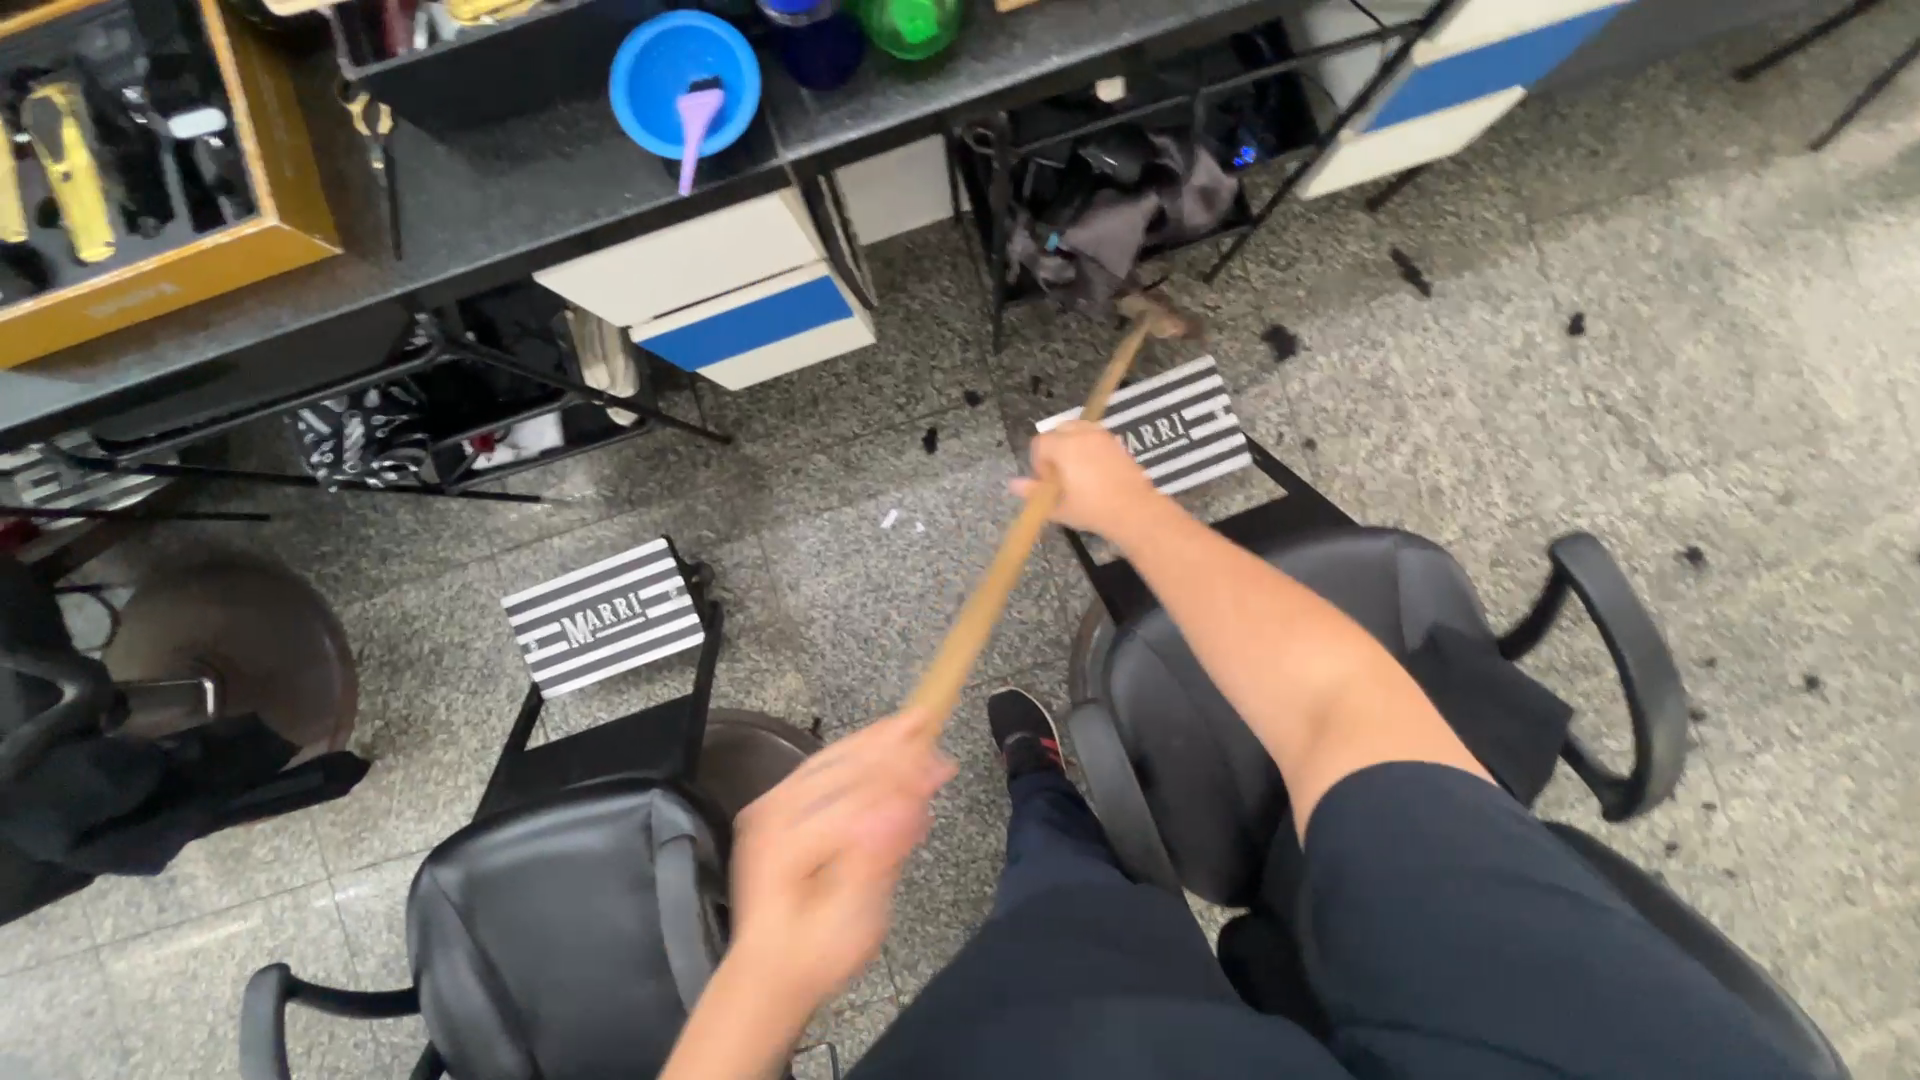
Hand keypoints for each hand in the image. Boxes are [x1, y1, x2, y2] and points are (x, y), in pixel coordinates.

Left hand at [727, 710, 954, 1010]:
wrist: (770, 971)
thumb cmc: (816, 954)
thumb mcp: (853, 921)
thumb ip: (875, 861)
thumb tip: (901, 810)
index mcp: (786, 843)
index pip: (855, 797)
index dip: (902, 778)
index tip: (942, 767)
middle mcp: (773, 813)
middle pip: (843, 768)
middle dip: (894, 749)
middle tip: (935, 728)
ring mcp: (773, 805)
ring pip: (833, 759)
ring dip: (878, 740)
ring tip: (915, 721)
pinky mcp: (780, 804)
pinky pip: (824, 766)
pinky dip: (860, 751)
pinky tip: (884, 742)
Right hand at [1010, 419, 1164, 536]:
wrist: (1134, 511)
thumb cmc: (1092, 509)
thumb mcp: (1058, 506)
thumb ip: (1033, 492)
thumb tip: (1013, 484)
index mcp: (1064, 447)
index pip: (1039, 443)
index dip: (1038, 462)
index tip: (1047, 482)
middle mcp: (1083, 435)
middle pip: (1058, 430)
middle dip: (1053, 448)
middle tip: (1059, 474)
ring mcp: (1103, 436)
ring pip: (1078, 429)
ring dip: (1071, 443)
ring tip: (1075, 469)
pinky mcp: (1118, 443)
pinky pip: (1096, 436)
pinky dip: (1089, 445)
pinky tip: (1094, 469)